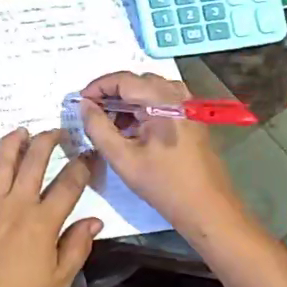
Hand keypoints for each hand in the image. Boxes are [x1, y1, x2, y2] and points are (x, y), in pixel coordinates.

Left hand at [0, 128, 100, 286]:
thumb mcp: (59, 279)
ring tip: (23, 131)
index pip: (69, 184)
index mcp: (43, 222)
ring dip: (14, 140)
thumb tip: (95, 221)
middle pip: (35, 161)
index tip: (89, 156)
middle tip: (58, 132)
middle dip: (49, 141)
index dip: (82, 166)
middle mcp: (17, 204)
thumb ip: (78, 246)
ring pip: (2, 160)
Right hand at [76, 72, 249, 239]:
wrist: (207, 208)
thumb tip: (84, 105)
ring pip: (148, 91)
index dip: (97, 88)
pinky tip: (131, 131)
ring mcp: (188, 105)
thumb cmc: (164, 185)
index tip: (79, 104)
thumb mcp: (122, 158)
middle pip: (136, 82)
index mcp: (163, 101)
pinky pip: (161, 102)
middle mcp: (178, 95)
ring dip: (126, 103)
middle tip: (92, 117)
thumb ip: (98, 128)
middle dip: (111, 95)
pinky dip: (141, 109)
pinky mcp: (191, 117)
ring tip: (110, 125)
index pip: (123, 79)